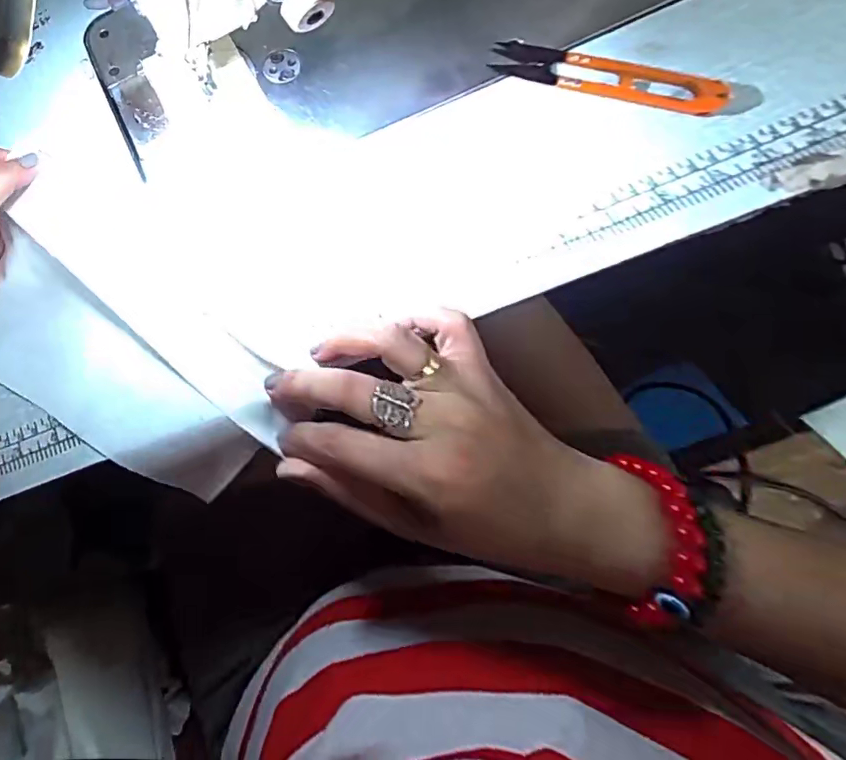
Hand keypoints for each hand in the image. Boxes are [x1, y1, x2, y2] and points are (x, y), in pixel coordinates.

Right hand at [267, 310, 669, 596]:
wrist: (567, 509)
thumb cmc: (488, 531)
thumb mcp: (414, 529)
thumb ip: (349, 493)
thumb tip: (289, 466)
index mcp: (426, 476)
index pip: (340, 447)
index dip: (301, 439)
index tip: (284, 436)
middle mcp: (442, 423)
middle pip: (356, 391)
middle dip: (304, 386)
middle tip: (279, 387)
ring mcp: (464, 385)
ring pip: (393, 343)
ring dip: (347, 339)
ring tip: (320, 351)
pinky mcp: (482, 366)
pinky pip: (448, 322)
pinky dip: (417, 315)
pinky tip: (392, 329)